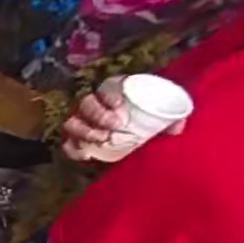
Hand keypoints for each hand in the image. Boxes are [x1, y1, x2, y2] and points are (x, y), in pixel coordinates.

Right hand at [60, 82, 183, 162]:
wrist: (135, 140)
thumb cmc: (147, 119)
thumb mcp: (163, 114)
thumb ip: (172, 118)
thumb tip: (177, 129)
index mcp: (112, 92)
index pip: (104, 88)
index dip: (108, 95)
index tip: (120, 105)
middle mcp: (92, 106)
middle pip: (85, 105)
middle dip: (98, 114)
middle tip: (115, 125)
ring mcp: (80, 124)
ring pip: (72, 124)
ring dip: (84, 131)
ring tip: (101, 139)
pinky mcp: (73, 141)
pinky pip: (66, 144)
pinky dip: (72, 149)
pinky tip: (85, 154)